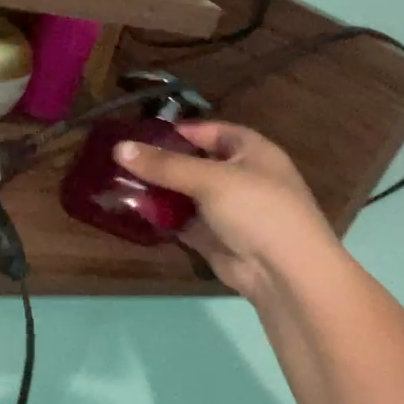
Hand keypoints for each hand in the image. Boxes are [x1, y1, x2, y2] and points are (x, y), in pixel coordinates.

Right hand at [114, 122, 341, 299]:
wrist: (284, 271)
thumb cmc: (256, 209)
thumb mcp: (210, 179)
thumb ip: (164, 165)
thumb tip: (119, 147)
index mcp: (251, 151)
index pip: (212, 131)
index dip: (180, 131)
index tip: (142, 134)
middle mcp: (240, 177)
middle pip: (195, 163)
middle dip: (162, 163)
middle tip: (122, 160)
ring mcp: (227, 209)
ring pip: (185, 194)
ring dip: (158, 191)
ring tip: (118, 184)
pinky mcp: (215, 237)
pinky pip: (183, 222)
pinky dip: (162, 218)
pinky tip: (133, 211)